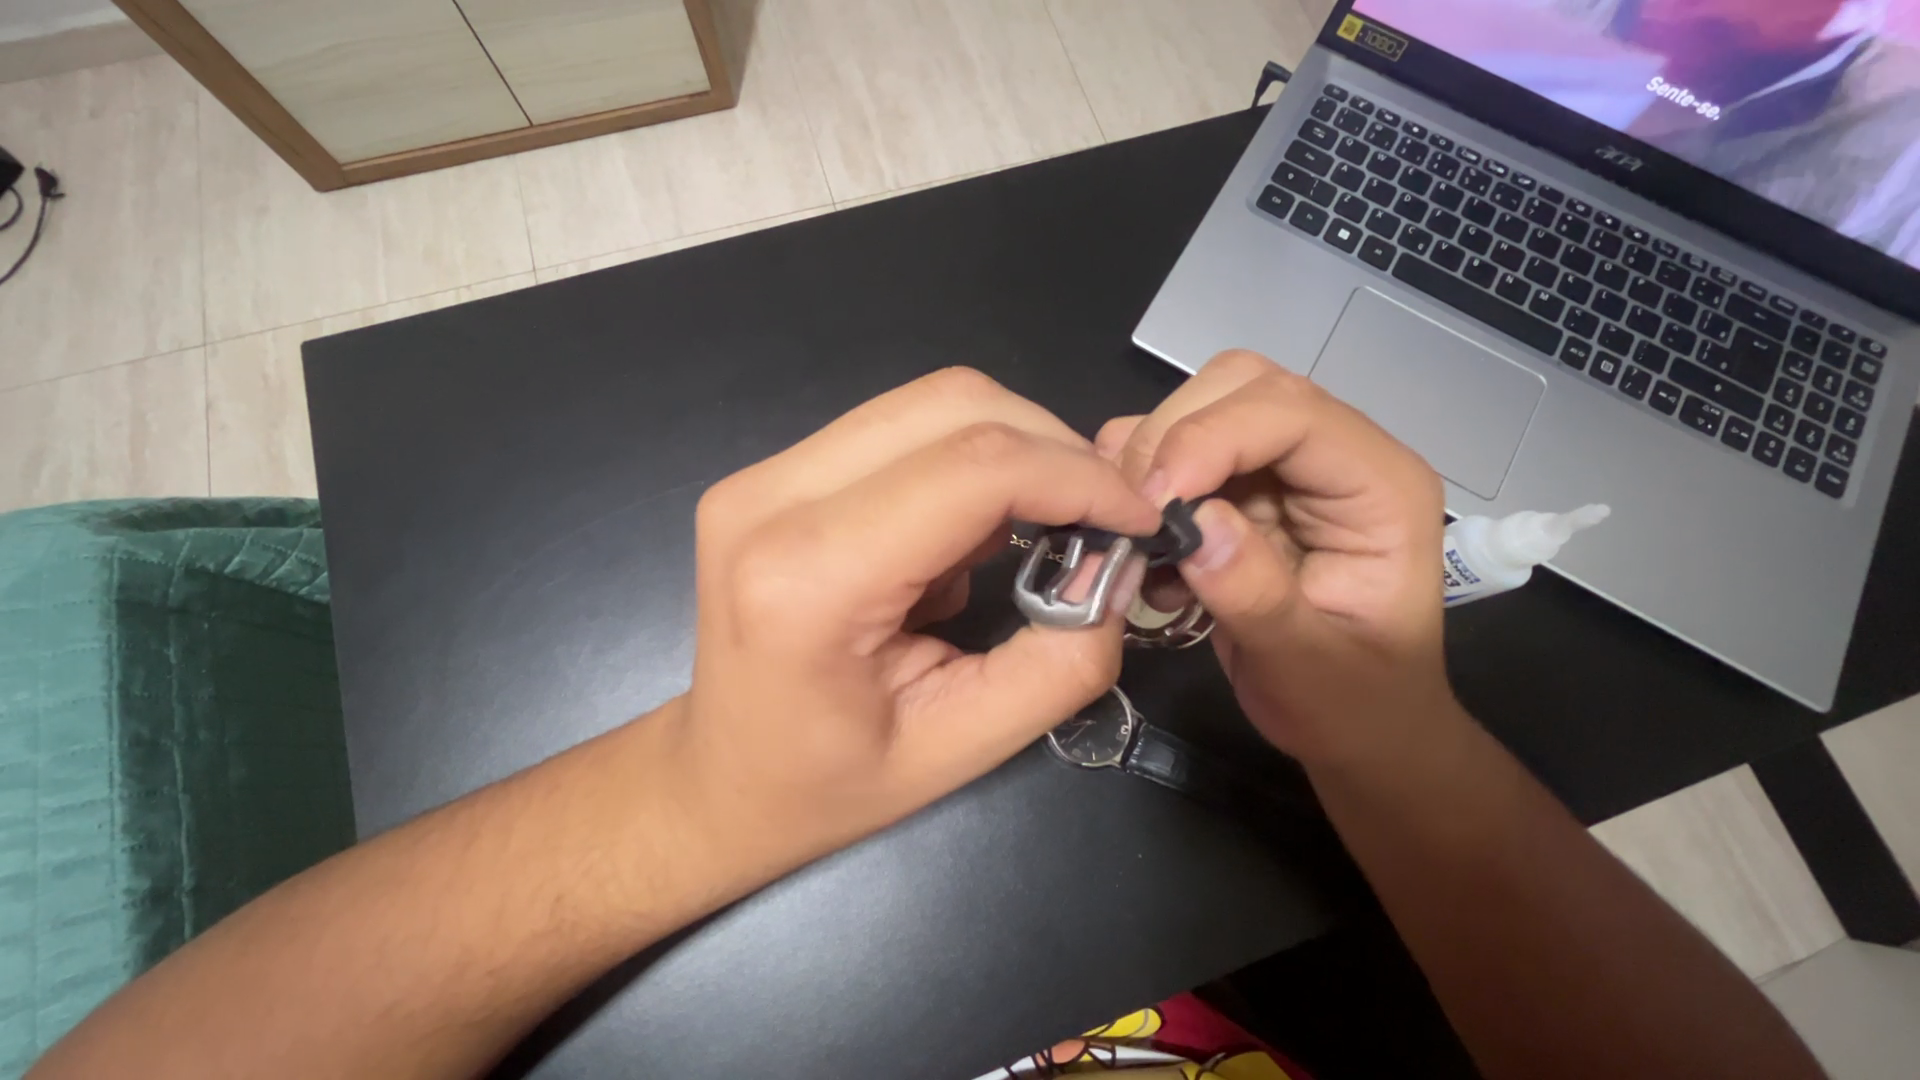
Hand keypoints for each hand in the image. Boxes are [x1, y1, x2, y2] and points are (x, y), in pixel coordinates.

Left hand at [669, 368, 1159, 878]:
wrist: (720, 778)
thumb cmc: (828, 783)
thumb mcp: (960, 749)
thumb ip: (1058, 663)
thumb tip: (1115, 569)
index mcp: (810, 578)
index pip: (973, 468)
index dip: (1077, 477)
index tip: (1137, 518)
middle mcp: (770, 499)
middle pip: (953, 405)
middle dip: (1052, 450)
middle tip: (1097, 519)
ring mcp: (762, 474)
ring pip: (928, 405)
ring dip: (1010, 452)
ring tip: (1035, 532)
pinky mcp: (773, 472)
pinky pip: (899, 428)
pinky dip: (964, 463)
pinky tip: (969, 535)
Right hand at [1097, 350, 1452, 765]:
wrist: (1352, 727)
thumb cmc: (1350, 704)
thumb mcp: (1309, 667)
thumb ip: (1257, 596)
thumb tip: (1195, 524)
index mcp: (1378, 487)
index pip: (1291, 412)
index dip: (1211, 439)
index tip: (1153, 505)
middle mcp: (1332, 457)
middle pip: (1240, 385)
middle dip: (1171, 439)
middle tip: (1135, 517)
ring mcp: (1283, 467)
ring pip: (1199, 407)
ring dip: (1148, 461)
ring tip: (1136, 537)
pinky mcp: (1240, 488)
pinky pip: (1174, 450)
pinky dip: (1139, 483)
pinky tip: (1144, 545)